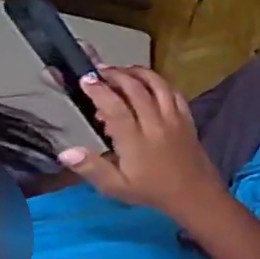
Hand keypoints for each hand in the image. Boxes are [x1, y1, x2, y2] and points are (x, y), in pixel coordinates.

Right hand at [56, 66, 223, 215]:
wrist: (194, 190)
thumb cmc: (150, 190)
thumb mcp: (114, 185)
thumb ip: (91, 167)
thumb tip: (65, 151)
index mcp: (136, 140)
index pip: (117, 109)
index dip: (101, 92)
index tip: (85, 79)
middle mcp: (158, 124)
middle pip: (139, 92)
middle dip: (119, 77)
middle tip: (100, 69)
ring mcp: (176, 120)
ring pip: (162, 88)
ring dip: (143, 75)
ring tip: (124, 69)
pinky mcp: (188, 119)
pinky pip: (177, 96)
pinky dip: (163, 84)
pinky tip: (151, 82)